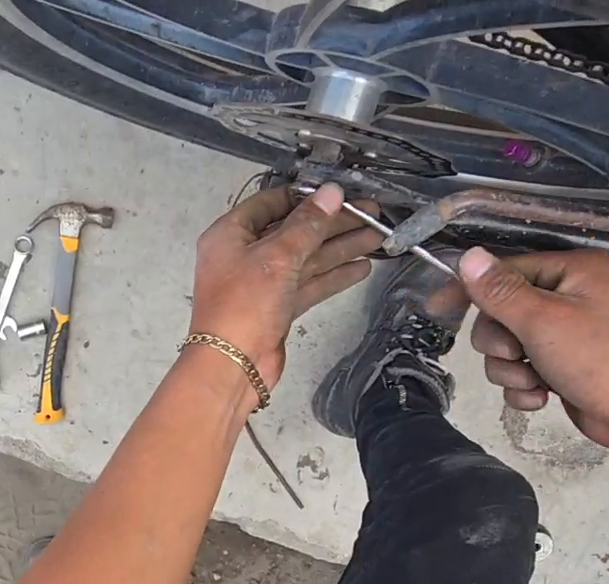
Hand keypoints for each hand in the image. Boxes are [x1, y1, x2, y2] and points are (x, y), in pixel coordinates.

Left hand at [186, 183, 383, 387]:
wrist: (233, 367)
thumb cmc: (244, 307)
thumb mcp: (277, 256)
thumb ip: (307, 224)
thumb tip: (331, 193)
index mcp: (230, 235)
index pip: (271, 203)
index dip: (305, 196)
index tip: (339, 190)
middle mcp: (243, 256)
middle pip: (294, 231)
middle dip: (333, 223)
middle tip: (371, 212)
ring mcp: (261, 284)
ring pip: (305, 258)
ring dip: (340, 247)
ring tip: (378, 236)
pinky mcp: (276, 308)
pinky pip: (308, 284)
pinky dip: (333, 276)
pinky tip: (360, 267)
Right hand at [457, 247, 608, 451]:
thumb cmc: (603, 359)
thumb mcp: (543, 320)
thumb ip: (500, 292)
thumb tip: (468, 257)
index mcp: (572, 272)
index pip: (504, 272)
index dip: (469, 290)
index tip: (436, 308)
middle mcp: (568, 296)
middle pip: (499, 314)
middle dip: (500, 343)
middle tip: (516, 354)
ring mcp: (565, 333)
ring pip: (505, 348)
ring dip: (510, 370)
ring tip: (536, 381)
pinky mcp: (561, 365)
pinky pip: (520, 371)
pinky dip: (524, 387)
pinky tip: (543, 396)